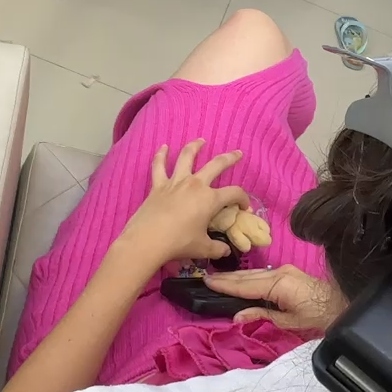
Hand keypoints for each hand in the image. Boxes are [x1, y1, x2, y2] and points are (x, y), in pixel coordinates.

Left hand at [115, 140, 247, 270]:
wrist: (147, 240)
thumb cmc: (179, 243)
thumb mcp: (203, 249)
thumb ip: (217, 249)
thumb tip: (226, 251)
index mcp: (210, 199)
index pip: (234, 193)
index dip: (243, 199)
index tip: (244, 208)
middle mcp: (195, 185)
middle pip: (216, 165)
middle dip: (230, 158)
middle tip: (238, 153)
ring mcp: (176, 182)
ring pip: (187, 157)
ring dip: (195, 146)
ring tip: (201, 140)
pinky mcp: (158, 185)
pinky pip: (159, 166)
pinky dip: (161, 155)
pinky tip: (163, 147)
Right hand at [204, 264, 342, 330]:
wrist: (337, 305)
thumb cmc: (314, 316)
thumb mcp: (287, 321)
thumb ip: (261, 315)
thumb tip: (236, 316)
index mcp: (278, 284)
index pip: (245, 285)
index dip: (225, 285)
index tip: (208, 282)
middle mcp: (278, 272)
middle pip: (247, 276)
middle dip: (226, 278)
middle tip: (206, 278)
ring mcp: (283, 270)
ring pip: (254, 273)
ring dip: (235, 276)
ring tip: (217, 278)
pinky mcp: (286, 272)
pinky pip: (262, 273)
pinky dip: (247, 277)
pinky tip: (238, 279)